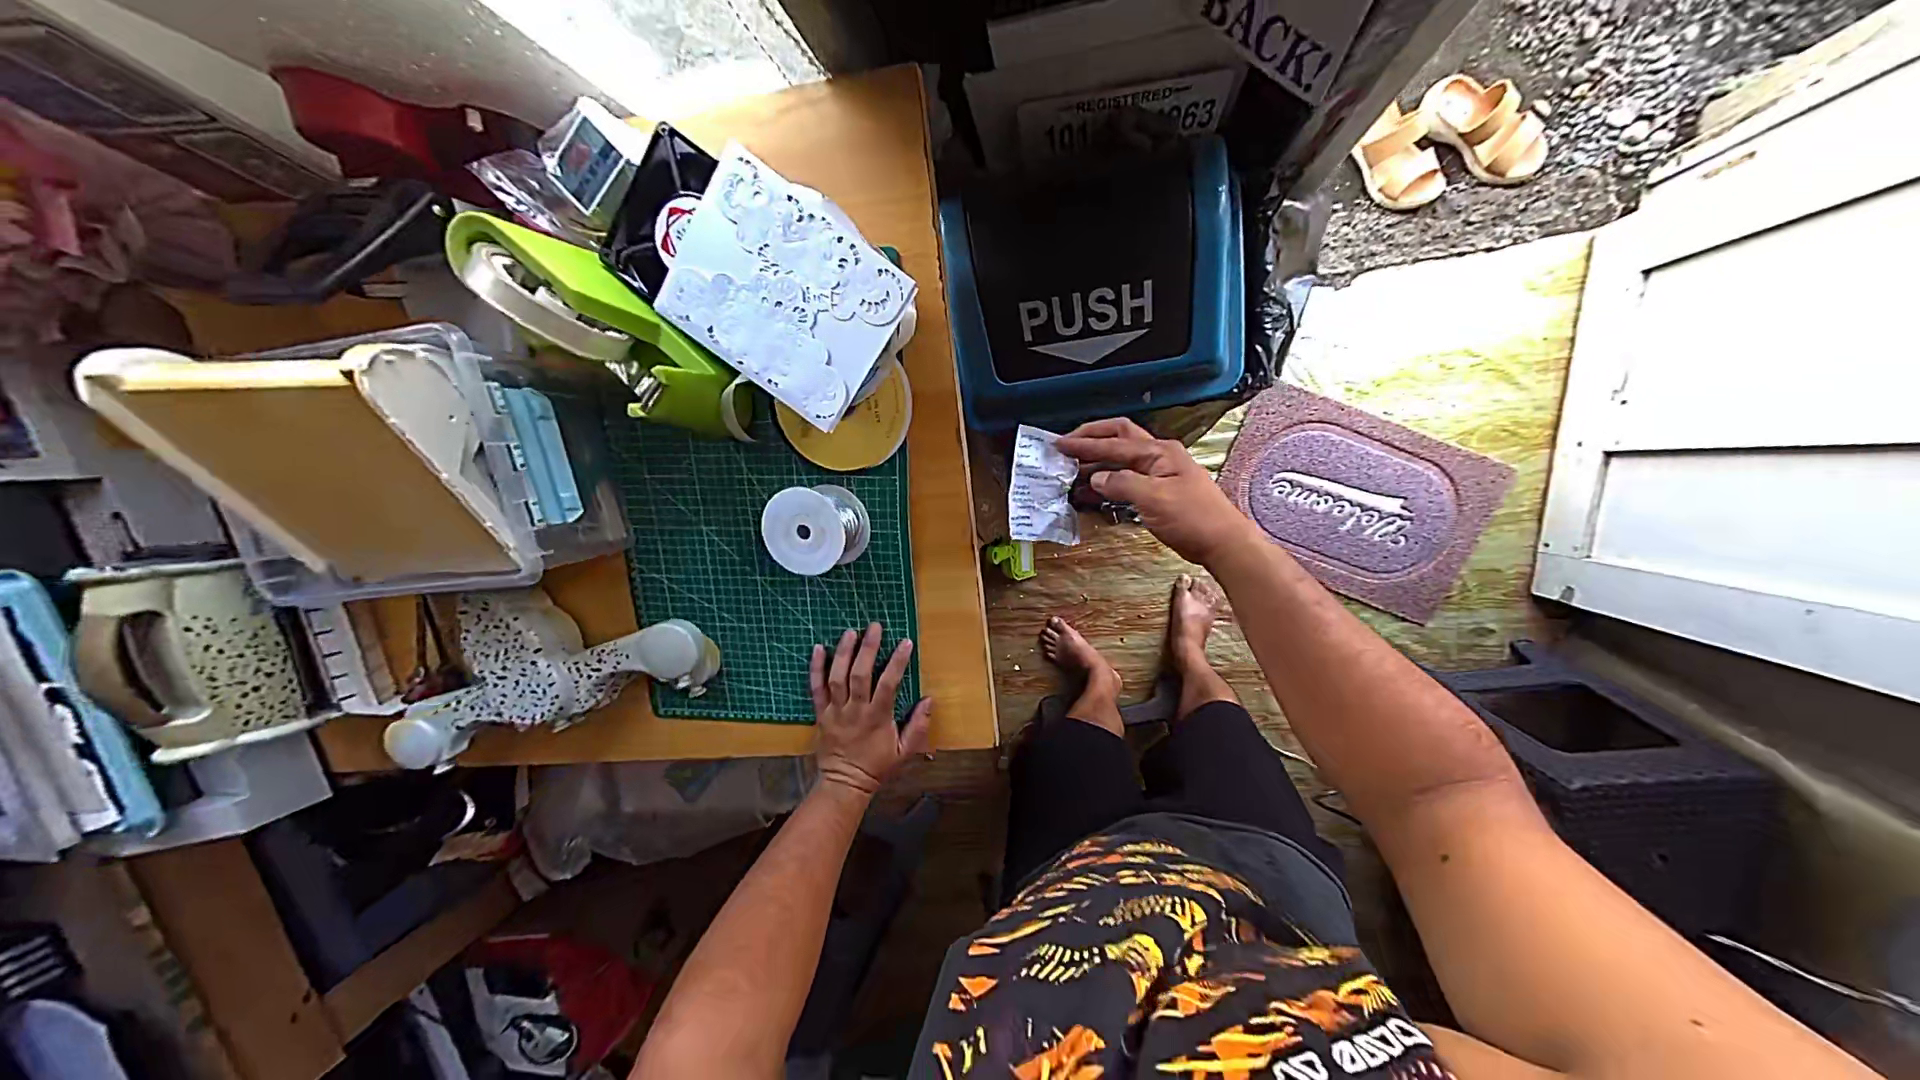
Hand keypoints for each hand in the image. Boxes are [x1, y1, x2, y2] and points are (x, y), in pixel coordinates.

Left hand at [809, 623, 932, 796]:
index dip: (897, 662)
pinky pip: (815, 688)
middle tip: (875, 626)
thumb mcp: (905, 751)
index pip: (888, 684)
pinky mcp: (821, 714)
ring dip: (843, 653)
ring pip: (837, 677)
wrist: (845, 783)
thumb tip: (929, 700)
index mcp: (877, 718)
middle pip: (860, 675)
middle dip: (868, 648)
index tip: (905, 642)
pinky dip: (815, 668)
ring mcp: (835, 711)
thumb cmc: (878, 766)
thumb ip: (918, 726)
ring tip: (851, 632)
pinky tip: (818, 648)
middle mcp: (855, 711)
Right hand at [1057, 417, 1256, 565]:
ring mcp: (1161, 473)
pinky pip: (1127, 478)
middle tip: (1067, 445)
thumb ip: (1122, 484)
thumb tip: (1096, 478)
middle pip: (1119, 438)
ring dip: (1097, 461)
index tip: (1060, 445)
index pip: (1114, 444)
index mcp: (1159, 452)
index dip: (1085, 444)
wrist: (1223, 543)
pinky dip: (1108, 481)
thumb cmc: (1193, 518)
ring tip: (1073, 469)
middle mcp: (1159, 456)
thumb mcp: (1154, 498)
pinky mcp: (1159, 491)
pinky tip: (1092, 490)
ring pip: (1122, 459)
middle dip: (1092, 439)